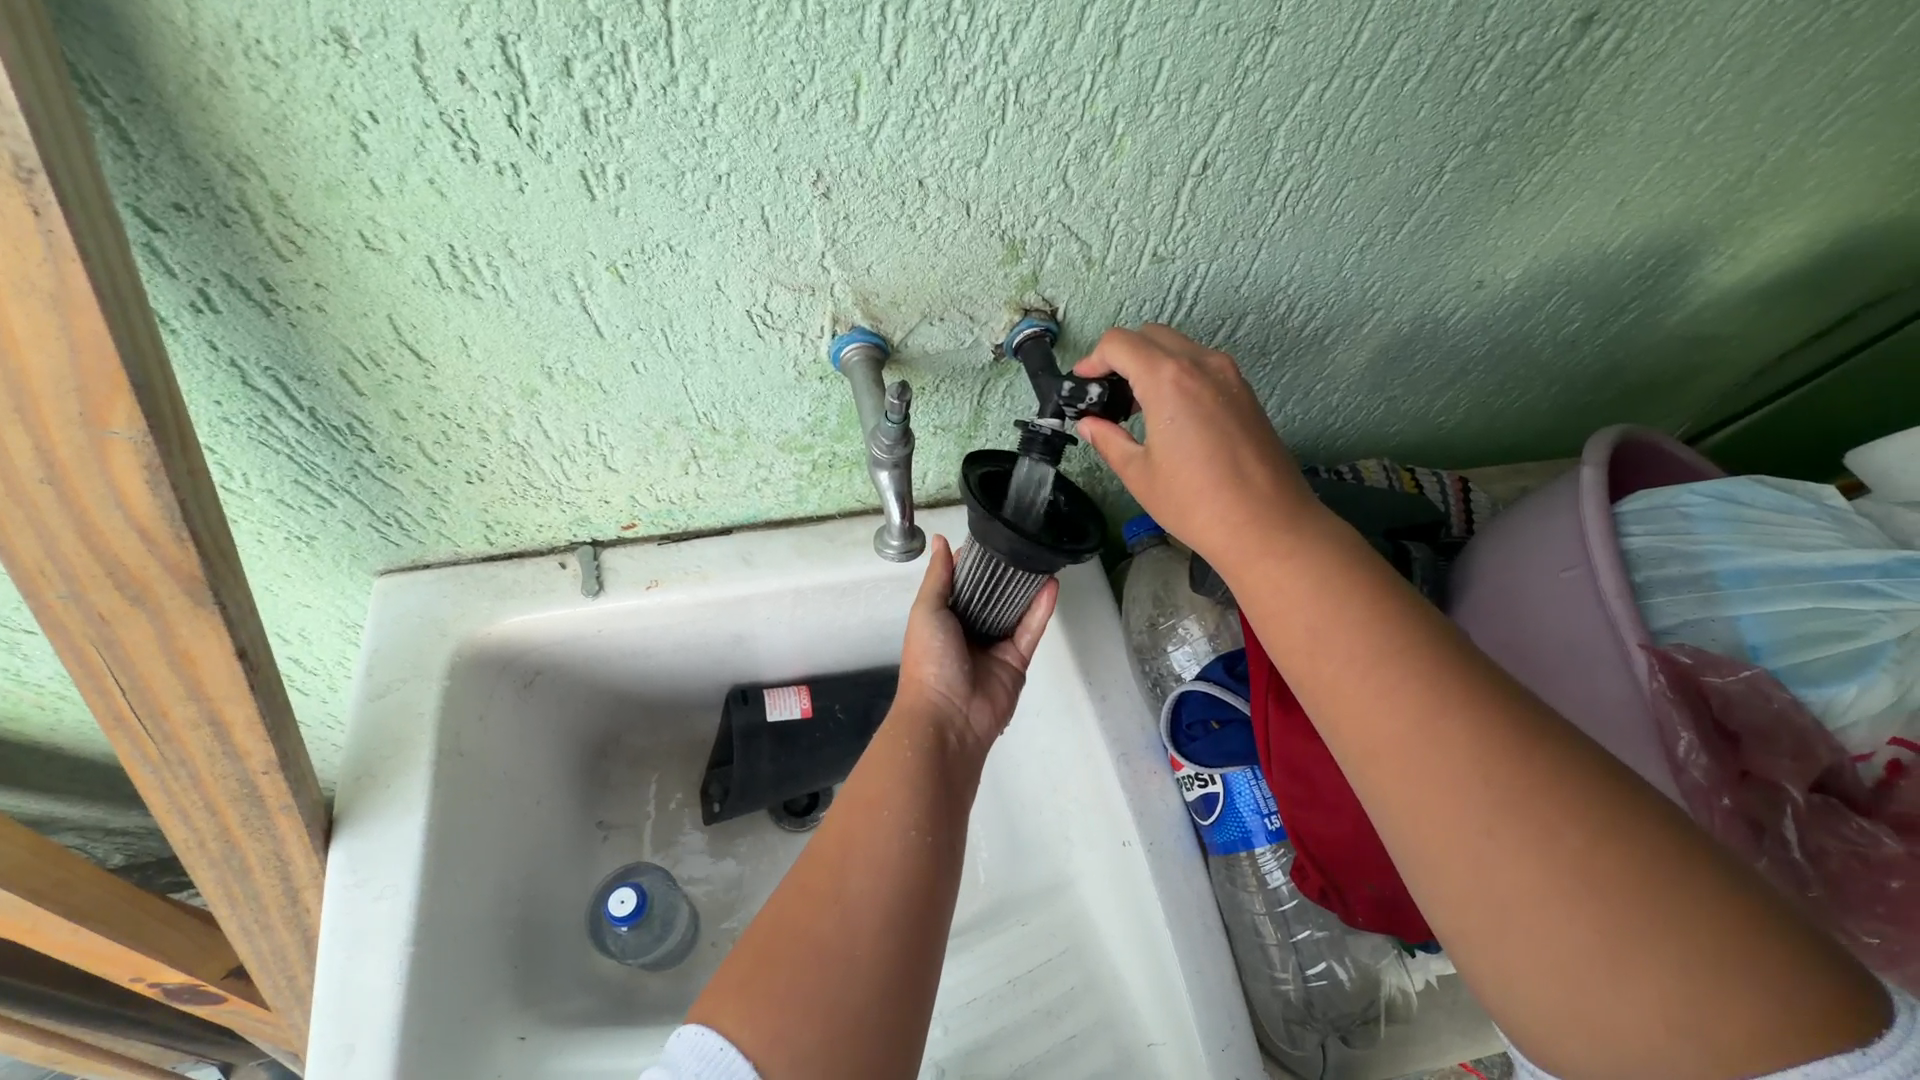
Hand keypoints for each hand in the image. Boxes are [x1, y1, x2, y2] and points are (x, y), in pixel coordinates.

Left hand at [895, 535, 1057, 756]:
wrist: (947, 717)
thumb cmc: (929, 660)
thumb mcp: (926, 611)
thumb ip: (938, 577)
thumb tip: (940, 540)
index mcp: (944, 618)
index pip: (962, 582)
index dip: (975, 560)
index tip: (993, 534)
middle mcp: (969, 630)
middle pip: (992, 595)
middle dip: (1005, 571)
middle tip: (1024, 542)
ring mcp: (995, 646)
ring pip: (1015, 610)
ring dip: (1026, 586)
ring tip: (1042, 557)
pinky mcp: (1017, 661)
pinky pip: (1031, 630)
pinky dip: (1041, 609)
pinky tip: (1051, 585)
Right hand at [1073, 324, 1319, 569]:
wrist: (1268, 525)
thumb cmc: (1198, 504)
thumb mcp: (1139, 474)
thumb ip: (1108, 440)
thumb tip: (1089, 425)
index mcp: (1168, 380)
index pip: (1119, 344)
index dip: (1092, 359)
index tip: (1082, 384)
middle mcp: (1201, 365)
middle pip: (1150, 335)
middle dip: (1120, 355)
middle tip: (1106, 394)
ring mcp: (1228, 375)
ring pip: (1179, 346)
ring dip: (1150, 362)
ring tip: (1135, 406)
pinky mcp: (1245, 392)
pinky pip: (1202, 364)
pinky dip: (1177, 373)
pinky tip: (1169, 414)